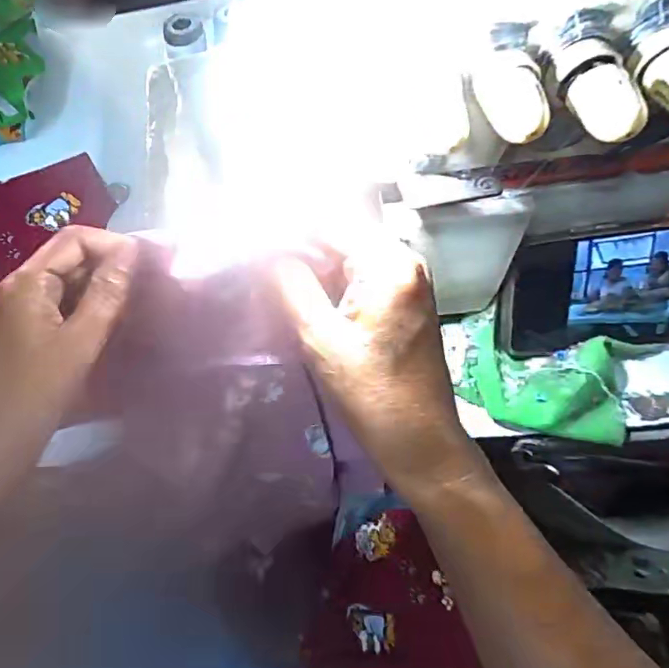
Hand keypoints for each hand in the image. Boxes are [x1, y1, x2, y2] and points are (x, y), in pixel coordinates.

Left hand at [0, 226, 137, 529]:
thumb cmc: (35, 396)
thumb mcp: (79, 344)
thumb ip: (106, 295)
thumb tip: (131, 251)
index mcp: (27, 282)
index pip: (75, 239)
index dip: (114, 245)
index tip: (151, 266)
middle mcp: (20, 288)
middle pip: (70, 258)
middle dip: (110, 267)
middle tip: (151, 288)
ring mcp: (20, 312)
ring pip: (67, 285)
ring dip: (101, 290)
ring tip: (139, 307)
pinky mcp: (24, 334)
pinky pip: (60, 308)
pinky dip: (87, 311)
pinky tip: (112, 327)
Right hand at [271, 235, 475, 493]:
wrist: (421, 443)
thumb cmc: (372, 394)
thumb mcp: (321, 338)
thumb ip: (290, 286)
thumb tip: (265, 252)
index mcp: (389, 264)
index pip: (328, 223)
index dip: (284, 231)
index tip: (247, 245)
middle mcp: (403, 262)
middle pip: (337, 236)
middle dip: (294, 248)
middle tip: (252, 265)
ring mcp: (403, 282)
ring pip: (343, 258)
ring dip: (306, 267)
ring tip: (266, 280)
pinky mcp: (398, 303)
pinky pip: (354, 278)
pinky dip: (324, 284)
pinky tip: (296, 298)